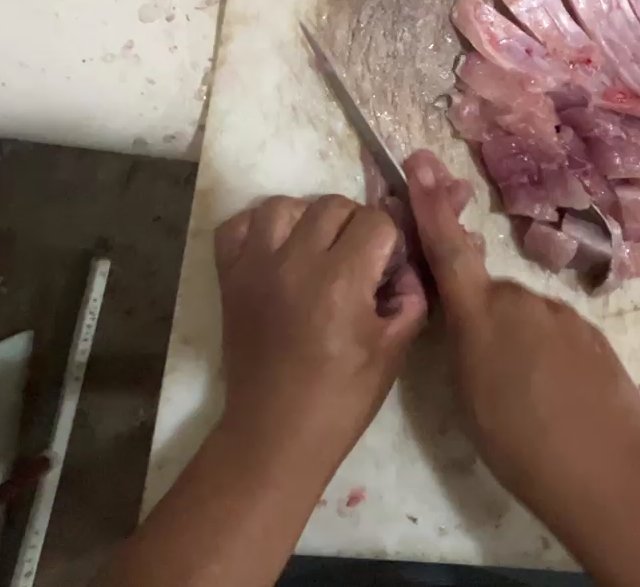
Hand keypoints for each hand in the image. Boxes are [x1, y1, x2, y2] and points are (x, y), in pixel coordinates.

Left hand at [213, 195, 428, 469]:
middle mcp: (296, 262)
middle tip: (355, 259)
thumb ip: (411, 295)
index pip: (375, 221)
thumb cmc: (342, 397)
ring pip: (284, 205)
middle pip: (332, 205)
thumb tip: (406, 259)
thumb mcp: (394, 349)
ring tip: (314, 248)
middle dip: (354, 225)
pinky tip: (276, 249)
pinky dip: (257, 227)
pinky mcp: (229, 277)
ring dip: (306, 218)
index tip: (385, 267)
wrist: (275, 434)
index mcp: (341, 280)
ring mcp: (255, 266)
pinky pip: (237, 226)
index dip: (388, 241)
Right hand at [406, 150, 639, 586]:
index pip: (447, 249)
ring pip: (524, 316)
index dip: (430, 206)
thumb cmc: (521, 445)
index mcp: (480, 317)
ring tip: (526, 398)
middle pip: (488, 294)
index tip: (420, 161)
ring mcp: (561, 314)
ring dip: (516, 342)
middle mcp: (520, 301)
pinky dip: (547, 355)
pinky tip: (556, 397)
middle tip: (485, 374)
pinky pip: (554, 332)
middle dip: (481, 319)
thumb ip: (463, 344)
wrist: (610, 473)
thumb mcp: (468, 398)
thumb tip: (467, 317)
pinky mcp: (591, 332)